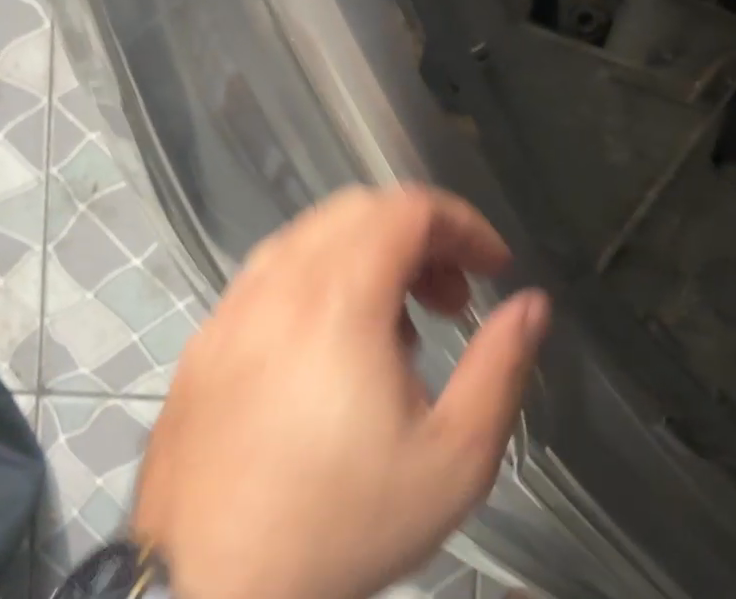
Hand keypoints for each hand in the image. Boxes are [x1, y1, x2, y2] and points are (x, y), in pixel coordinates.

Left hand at [131, 188, 551, 598]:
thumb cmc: (344, 526)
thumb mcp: (456, 457)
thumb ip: (503, 365)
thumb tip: (533, 305)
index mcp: (338, 304)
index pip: (408, 210)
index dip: (464, 225)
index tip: (494, 267)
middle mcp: (275, 293)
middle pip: (359, 211)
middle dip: (422, 236)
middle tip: (452, 296)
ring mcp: (228, 319)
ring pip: (310, 239)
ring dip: (370, 256)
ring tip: (401, 328)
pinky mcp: (201, 353)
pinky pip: (269, 279)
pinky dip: (320, 283)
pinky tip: (336, 352)